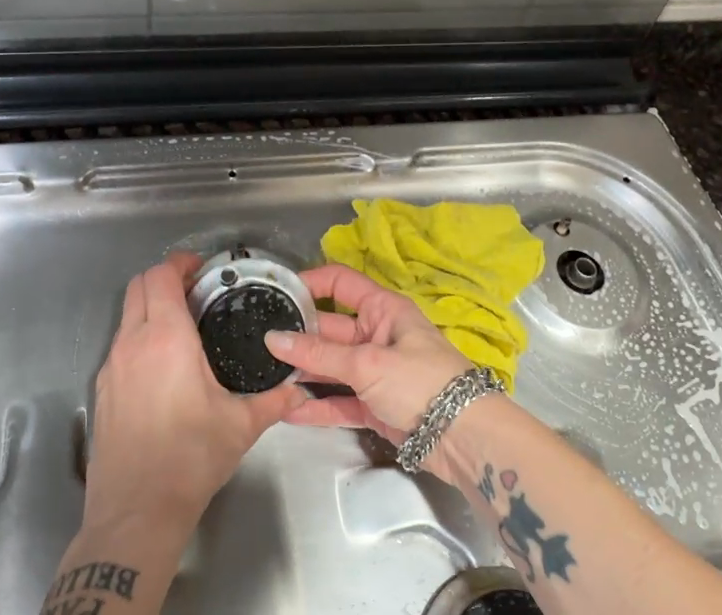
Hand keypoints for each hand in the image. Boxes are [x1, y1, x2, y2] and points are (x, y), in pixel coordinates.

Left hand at [86, 252, 302, 532]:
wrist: (136, 512)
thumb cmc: (190, 458)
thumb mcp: (241, 426)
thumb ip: (274, 400)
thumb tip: (300, 389)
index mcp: (165, 339)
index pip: (161, 277)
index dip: (180, 264)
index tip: (202, 269)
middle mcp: (132, 344)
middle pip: (137, 287)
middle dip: (164, 279)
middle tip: (196, 291)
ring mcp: (111, 369)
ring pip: (126, 316)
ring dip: (151, 308)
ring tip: (185, 326)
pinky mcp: (102, 392)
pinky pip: (120, 347)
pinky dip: (139, 338)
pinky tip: (165, 366)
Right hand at [263, 264, 472, 477]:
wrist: (464, 437)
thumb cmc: (421, 381)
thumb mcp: (368, 362)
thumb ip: (319, 354)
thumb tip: (273, 338)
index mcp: (383, 310)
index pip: (341, 284)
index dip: (310, 283)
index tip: (276, 293)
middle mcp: (377, 335)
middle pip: (330, 328)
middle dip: (298, 336)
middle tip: (257, 343)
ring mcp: (376, 372)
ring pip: (332, 367)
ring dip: (303, 373)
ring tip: (264, 377)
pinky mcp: (375, 406)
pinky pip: (339, 401)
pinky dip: (317, 406)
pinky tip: (287, 411)